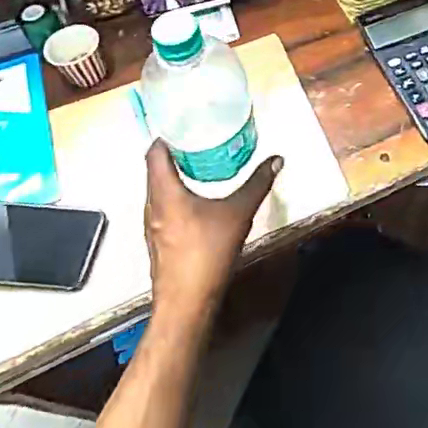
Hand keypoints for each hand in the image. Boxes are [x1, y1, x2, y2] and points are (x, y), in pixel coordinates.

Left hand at [143, 141, 282, 323]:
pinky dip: (176, 196)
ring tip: (200, 165)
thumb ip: (257, 184)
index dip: (167, 134)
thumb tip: (276, 160)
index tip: (185, 124)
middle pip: (155, 170)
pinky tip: (197, 202)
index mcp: (164, 191)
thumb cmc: (207, 253)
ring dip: (174, 176)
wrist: (186, 304)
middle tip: (199, 140)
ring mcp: (151, 226)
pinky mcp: (157, 242)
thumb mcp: (238, 213)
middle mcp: (151, 205)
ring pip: (158, 190)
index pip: (154, 152)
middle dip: (175, 153)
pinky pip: (163, 208)